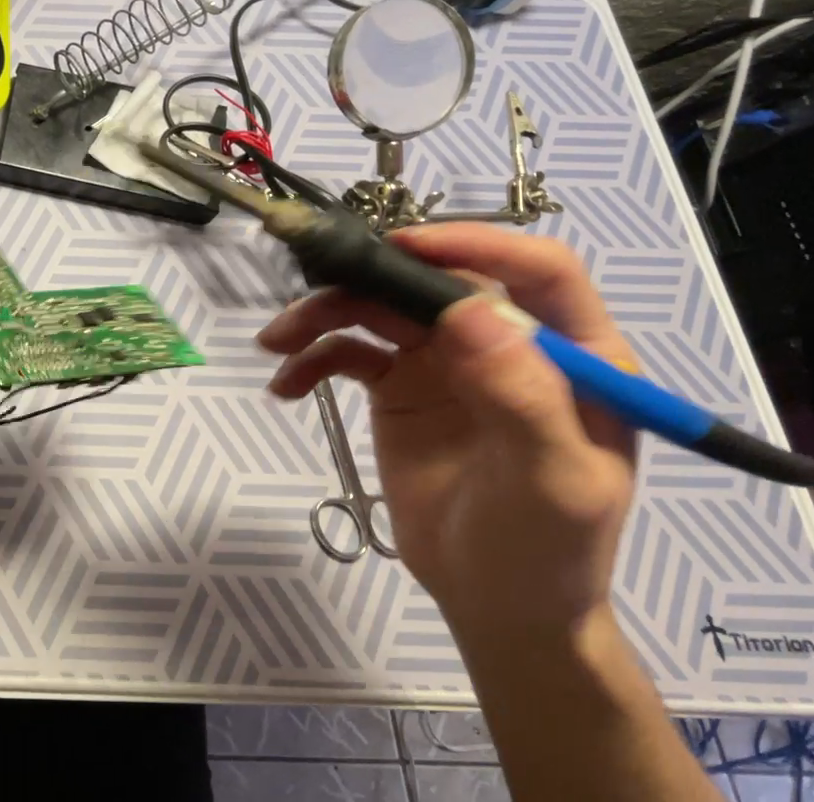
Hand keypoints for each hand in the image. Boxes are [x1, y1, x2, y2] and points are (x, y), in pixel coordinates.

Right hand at [256, 224, 637, 638]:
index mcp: (572, 355)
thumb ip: (521, 396)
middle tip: (306, 301)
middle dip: (366, 284)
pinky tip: (286, 386)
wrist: (494, 600)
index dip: (474, 245)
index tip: (402, 247)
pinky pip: (348, 355)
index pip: (535, 272)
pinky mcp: (399, 390)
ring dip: (321, 317)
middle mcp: (506, 346)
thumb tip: (469, 312)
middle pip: (432, 285)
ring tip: (274, 344)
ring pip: (379, 312)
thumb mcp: (550, 480)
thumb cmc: (545, 547)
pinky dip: (311, 361)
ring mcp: (446, 366)